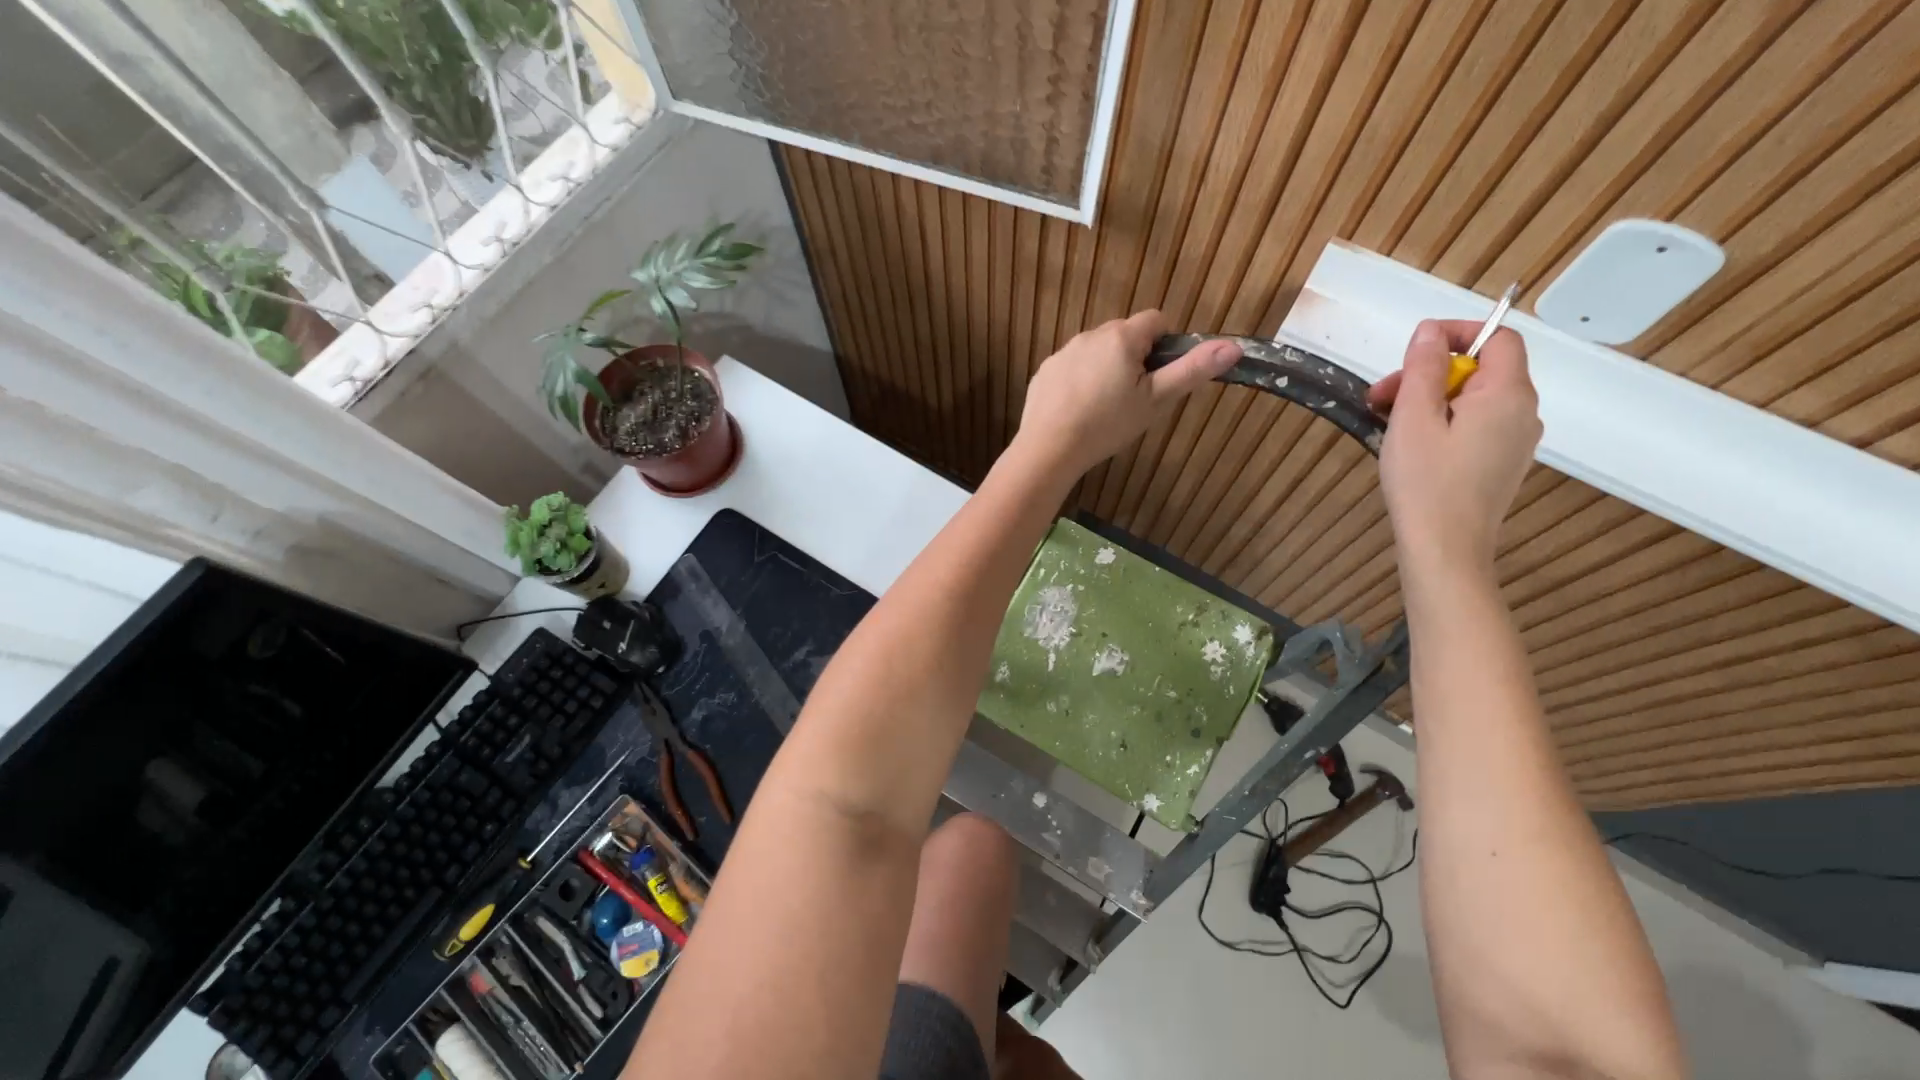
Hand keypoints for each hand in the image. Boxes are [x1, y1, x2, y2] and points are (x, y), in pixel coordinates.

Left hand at [1011, 310, 1239, 475]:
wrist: (1049, 447)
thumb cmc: (1108, 424)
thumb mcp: (1156, 400)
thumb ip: (1192, 370)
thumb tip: (1233, 346)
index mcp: (1122, 337)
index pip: (1156, 320)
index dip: (1165, 346)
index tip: (1159, 377)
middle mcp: (1091, 334)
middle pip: (1126, 336)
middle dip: (1135, 359)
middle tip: (1133, 399)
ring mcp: (1064, 352)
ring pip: (1097, 352)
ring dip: (1107, 370)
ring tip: (1104, 409)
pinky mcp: (1045, 370)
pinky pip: (1072, 368)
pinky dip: (1079, 383)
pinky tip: (1078, 412)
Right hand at [1368, 319, 1541, 577]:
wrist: (1445, 550)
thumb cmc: (1426, 482)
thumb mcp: (1414, 418)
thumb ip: (1423, 368)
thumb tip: (1431, 331)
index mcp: (1508, 395)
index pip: (1498, 338)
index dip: (1458, 333)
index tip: (1413, 349)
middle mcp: (1524, 413)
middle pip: (1482, 370)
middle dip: (1429, 373)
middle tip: (1380, 396)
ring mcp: (1516, 441)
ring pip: (1475, 399)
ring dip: (1430, 399)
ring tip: (1386, 422)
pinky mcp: (1502, 464)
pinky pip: (1476, 425)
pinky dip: (1443, 422)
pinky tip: (1410, 444)